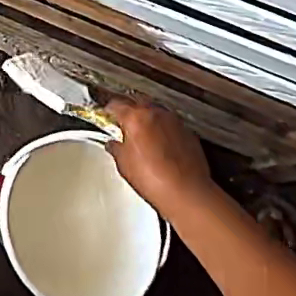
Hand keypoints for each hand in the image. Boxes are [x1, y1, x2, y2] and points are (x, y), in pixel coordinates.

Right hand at [105, 99, 213, 213]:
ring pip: (157, 111)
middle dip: (129, 108)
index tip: (107, 114)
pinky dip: (164, 129)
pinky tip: (160, 144)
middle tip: (123, 121)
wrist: (187, 194)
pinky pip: (172, 124)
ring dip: (148, 117)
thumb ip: (116, 147)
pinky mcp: (189, 134)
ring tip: (142, 133)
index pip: (116, 104)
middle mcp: (156, 114)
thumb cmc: (156, 180)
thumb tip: (115, 145)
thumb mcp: (123, 163)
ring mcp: (175, 123)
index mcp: (135, 117)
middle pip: (138, 101)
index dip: (108, 109)